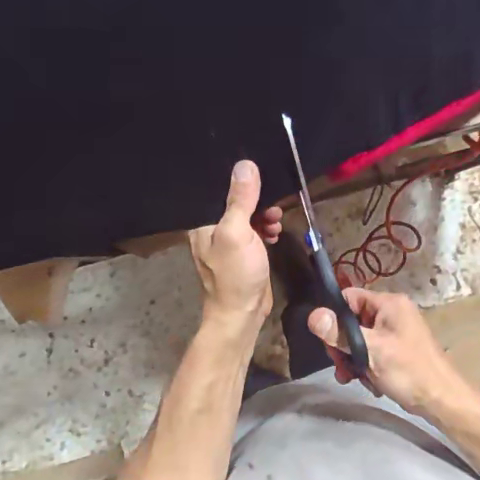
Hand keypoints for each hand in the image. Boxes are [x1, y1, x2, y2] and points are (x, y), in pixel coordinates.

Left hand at [188, 160, 283, 332]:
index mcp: (202, 221)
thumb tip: (245, 165)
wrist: (241, 314)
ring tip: (276, 221)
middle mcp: (211, 228)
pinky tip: (274, 232)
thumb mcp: (236, 233)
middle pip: (235, 200)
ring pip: (248, 215)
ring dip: (265, 214)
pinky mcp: (243, 251)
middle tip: (273, 206)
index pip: (218, 189)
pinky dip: (266, 228)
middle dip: (257, 199)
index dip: (238, 180)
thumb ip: (240, 200)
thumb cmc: (234, 274)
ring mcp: (228, 241)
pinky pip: (255, 230)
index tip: (260, 173)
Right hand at [308, 287, 479, 423]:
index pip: (349, 296)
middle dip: (343, 344)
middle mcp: (393, 312)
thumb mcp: (371, 350)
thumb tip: (313, 315)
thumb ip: (340, 333)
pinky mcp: (397, 348)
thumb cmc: (408, 370)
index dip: (334, 316)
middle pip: (352, 319)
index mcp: (390, 303)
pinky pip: (371, 350)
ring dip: (353, 358)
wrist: (442, 401)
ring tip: (352, 377)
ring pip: (360, 338)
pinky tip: (367, 380)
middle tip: (340, 364)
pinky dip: (365, 364)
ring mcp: (396, 331)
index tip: (327, 340)